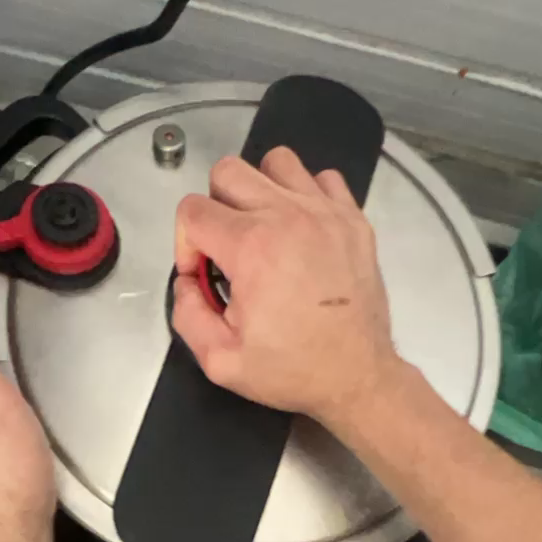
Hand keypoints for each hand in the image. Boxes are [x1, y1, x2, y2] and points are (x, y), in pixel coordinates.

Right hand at [170, 147, 405, 429]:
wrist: (356, 378)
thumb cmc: (294, 371)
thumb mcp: (220, 360)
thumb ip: (187, 314)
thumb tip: (187, 282)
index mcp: (251, 248)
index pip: (192, 211)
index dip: (186, 245)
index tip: (203, 276)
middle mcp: (288, 217)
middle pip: (228, 172)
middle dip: (215, 209)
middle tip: (228, 252)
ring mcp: (325, 213)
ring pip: (275, 162)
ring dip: (259, 191)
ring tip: (263, 232)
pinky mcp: (353, 220)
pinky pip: (322, 178)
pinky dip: (304, 195)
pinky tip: (299, 231)